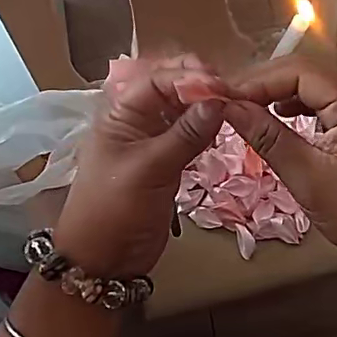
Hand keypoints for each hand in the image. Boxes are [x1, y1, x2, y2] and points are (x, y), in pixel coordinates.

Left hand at [52, 57, 227, 276]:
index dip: (189, 77)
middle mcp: (135, 120)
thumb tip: (218, 102)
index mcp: (120, 114)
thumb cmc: (115, 209)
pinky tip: (223, 128)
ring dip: (205, 105)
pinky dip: (205, 127)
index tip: (221, 85)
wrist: (103, 259)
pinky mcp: (166, 160)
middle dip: (198, 83)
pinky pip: (188, 133)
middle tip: (230, 92)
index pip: (156, 80)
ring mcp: (151, 140)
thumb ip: (185, 135)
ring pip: (181, 109)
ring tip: (233, 107)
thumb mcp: (150, 169)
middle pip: (169, 87)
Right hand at [222, 55, 336, 285]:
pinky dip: (294, 104)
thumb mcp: (309, 178)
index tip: (220, 98)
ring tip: (242, 109)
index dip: (255, 81)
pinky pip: (322, 99)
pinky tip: (275, 117)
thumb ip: (268, 137)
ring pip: (311, 83)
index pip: (296, 71)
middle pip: (303, 71)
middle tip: (225, 102)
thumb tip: (228, 107)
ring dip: (275, 93)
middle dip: (261, 84)